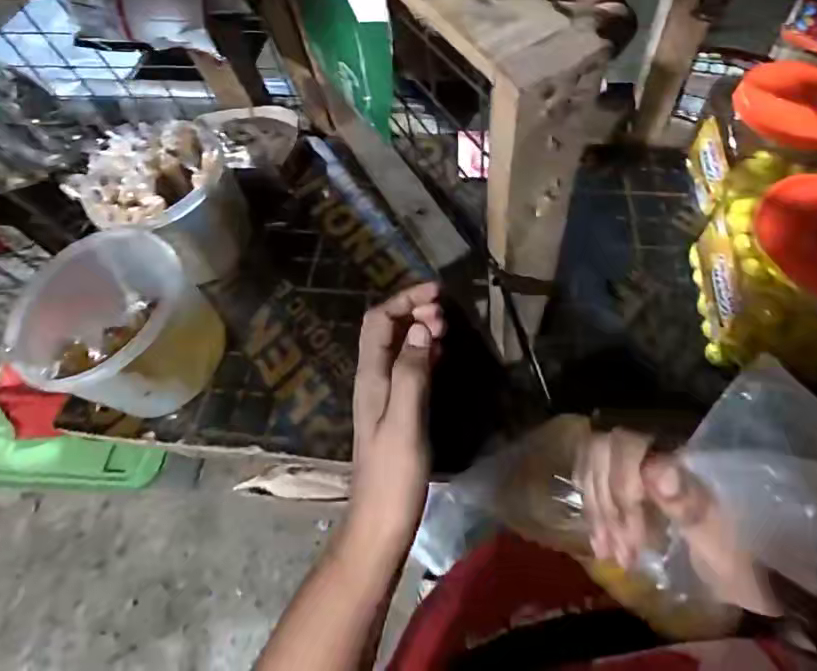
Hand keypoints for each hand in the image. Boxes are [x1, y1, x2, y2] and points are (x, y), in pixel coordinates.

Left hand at [345, 282, 442, 557]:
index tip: (437, 293)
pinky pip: (408, 368)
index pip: (379, 320)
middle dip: (412, 310)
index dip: (404, 299)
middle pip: (386, 329)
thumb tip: (420, 328)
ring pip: (398, 347)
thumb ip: (411, 373)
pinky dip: (423, 352)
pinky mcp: (396, 412)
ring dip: (418, 329)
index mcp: (370, 377)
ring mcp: (383, 396)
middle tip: (445, 312)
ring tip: (447, 326)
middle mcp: (372, 379)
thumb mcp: (405, 422)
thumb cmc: (393, 475)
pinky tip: (441, 354)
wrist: (380, 524)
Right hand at [577, 428, 776, 613]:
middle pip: (603, 453)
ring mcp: (640, 459)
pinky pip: (598, 480)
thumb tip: (657, 469)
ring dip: (599, 512)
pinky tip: (602, 542)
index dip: (619, 487)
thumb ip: (689, 503)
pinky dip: (596, 511)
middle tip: (619, 551)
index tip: (633, 537)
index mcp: (676, 449)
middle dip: (606, 504)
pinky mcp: (632, 478)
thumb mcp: (722, 538)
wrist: (762, 574)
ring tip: (611, 553)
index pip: (625, 444)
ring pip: (595, 466)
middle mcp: (654, 443)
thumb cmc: (745, 555)